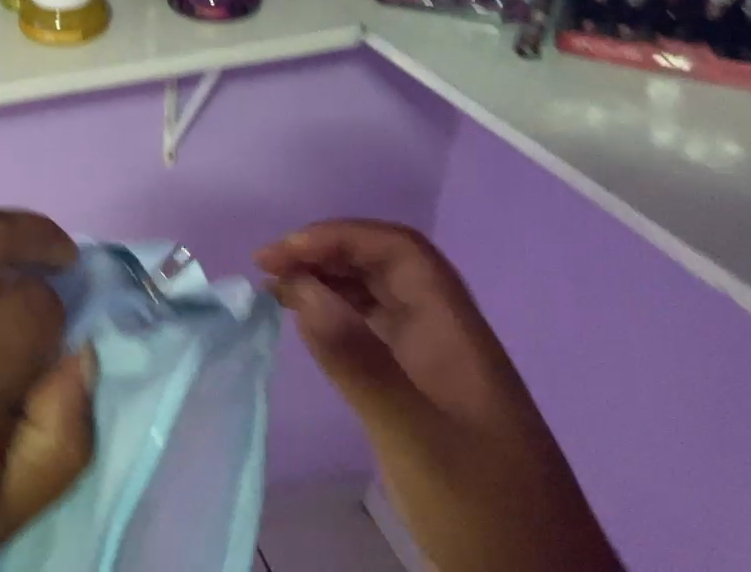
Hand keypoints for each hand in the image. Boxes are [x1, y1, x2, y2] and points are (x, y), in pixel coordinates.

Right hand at [257, 220, 620, 571]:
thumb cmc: (484, 513)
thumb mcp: (416, 441)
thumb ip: (359, 362)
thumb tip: (301, 287)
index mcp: (456, 335)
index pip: (401, 252)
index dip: (340, 237)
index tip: (281, 256)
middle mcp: (446, 339)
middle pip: (387, 266)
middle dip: (326, 252)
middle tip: (266, 268)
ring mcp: (435, 368)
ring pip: (379, 298)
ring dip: (328, 280)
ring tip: (275, 289)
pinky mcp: (420, 396)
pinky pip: (374, 334)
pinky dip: (335, 318)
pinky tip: (307, 328)